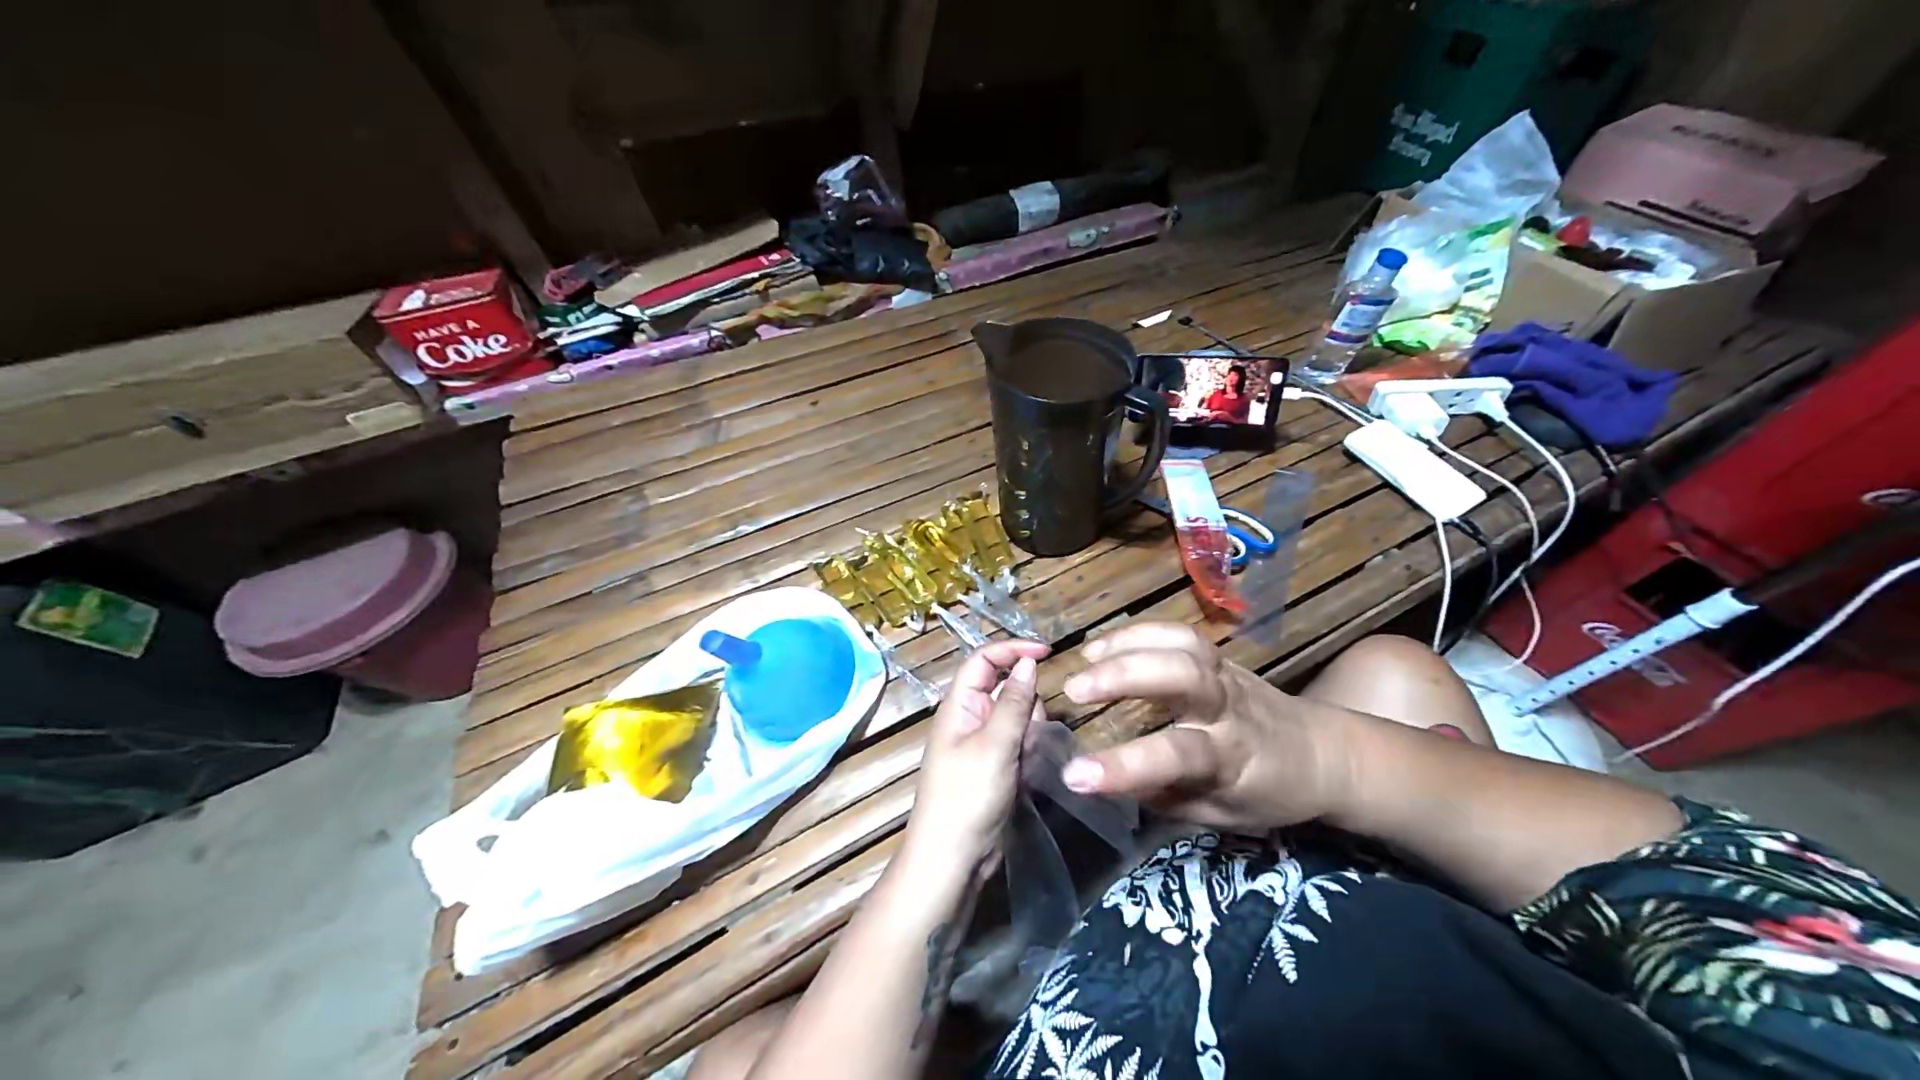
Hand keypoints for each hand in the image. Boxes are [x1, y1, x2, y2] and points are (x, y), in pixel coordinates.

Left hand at [901, 639, 1051, 885]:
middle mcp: (971, 718)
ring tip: (1024, 765)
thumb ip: (1014, 702)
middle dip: (1027, 709)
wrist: (953, 860)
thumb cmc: (967, 797)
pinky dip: (1030, 757)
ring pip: (1022, 720)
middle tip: (1025, 740)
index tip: (1048, 653)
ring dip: (1031, 737)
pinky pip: (1023, 747)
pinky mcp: (998, 768)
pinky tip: (1026, 779)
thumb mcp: (994, 745)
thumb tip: (1028, 662)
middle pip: (1009, 690)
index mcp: (960, 705)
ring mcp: (985, 745)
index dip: (1012, 650)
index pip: (984, 660)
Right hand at [1058, 623, 1355, 832]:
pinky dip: (1137, 633)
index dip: (1125, 766)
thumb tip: (1105, 782)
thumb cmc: (1267, 793)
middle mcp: (1228, 708)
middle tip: (1074, 691)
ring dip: (1127, 645)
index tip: (1075, 775)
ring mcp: (1225, 674)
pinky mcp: (1218, 656)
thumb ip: (1164, 797)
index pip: (1177, 757)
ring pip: (1181, 645)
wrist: (1322, 753)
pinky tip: (1103, 646)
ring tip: (1084, 659)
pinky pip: (1179, 633)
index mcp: (1230, 758)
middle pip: (1183, 676)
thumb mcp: (1219, 815)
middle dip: (1125, 676)